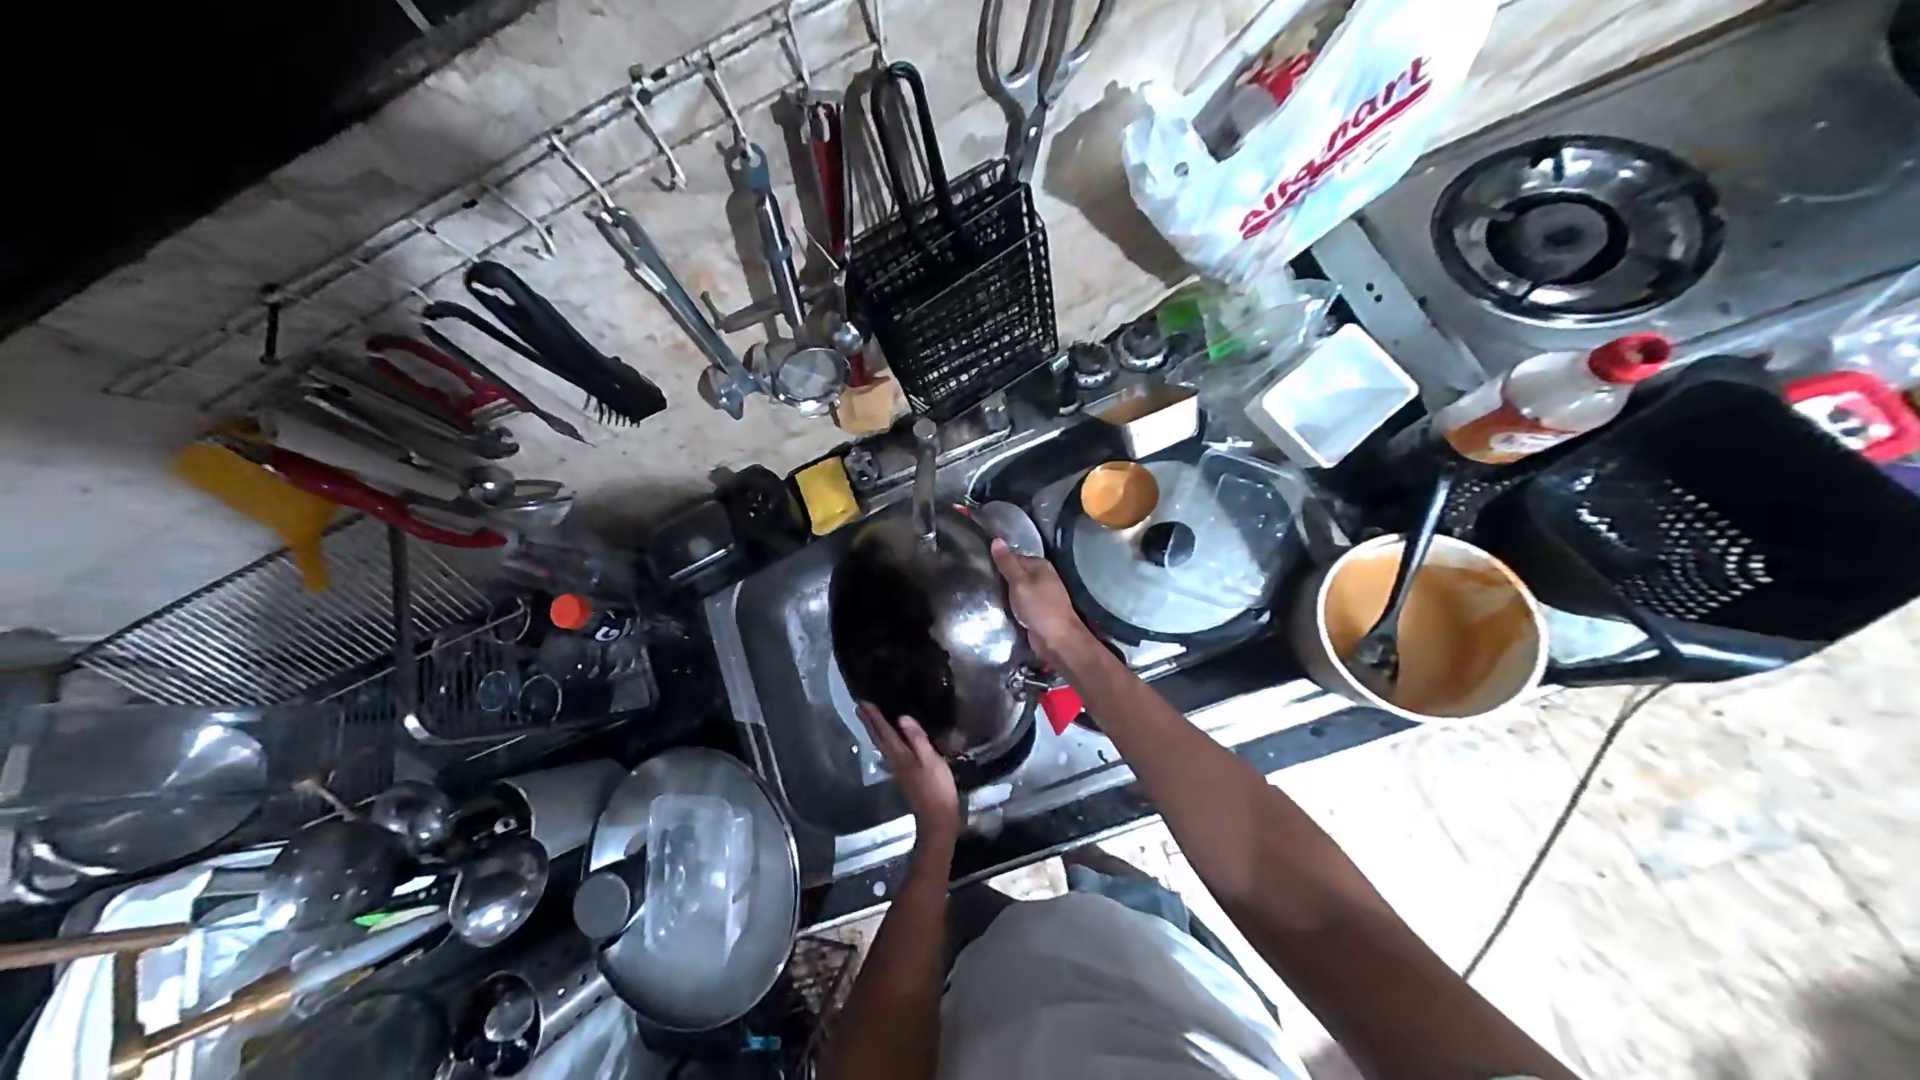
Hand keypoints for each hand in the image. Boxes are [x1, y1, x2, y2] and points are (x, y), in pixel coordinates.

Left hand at [858, 703, 960, 847]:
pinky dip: (885, 741)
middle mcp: (894, 761)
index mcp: (900, 756)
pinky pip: (889, 752)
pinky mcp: (904, 776)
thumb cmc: (937, 787)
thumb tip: (902, 718)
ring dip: (874, 732)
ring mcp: (898, 770)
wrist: (937, 818)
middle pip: (878, 739)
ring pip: (882, 746)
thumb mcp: (931, 760)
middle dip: (868, 722)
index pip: (884, 732)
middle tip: (858, 707)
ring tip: (868, 720)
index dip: (874, 716)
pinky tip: (888, 742)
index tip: (863, 702)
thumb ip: (917, 739)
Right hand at [990, 538, 1094, 670]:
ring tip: (981, 593)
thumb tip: (996, 539)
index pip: (1013, 557)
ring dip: (1003, 593)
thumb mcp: (1019, 583)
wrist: (1057, 639)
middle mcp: (1041, 577)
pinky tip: (995, 607)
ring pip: (1015, 589)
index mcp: (1040, 565)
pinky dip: (1009, 605)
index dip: (997, 561)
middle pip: (1015, 573)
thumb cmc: (1039, 608)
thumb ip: (1007, 563)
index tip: (979, 566)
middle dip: (999, 578)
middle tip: (977, 581)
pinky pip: (1018, 603)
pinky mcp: (1036, 610)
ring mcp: (1040, 595)